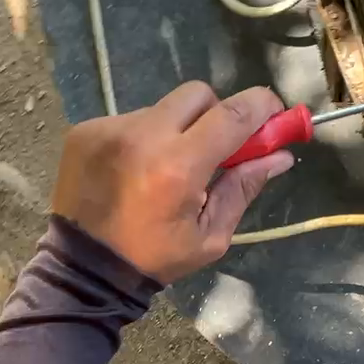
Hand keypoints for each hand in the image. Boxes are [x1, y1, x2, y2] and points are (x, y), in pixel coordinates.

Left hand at [52, 82, 294, 281]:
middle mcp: (143, 135)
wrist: (83, 269)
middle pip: (198, 94)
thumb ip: (242, 190)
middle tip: (214, 147)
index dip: (261, 106)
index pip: (232, 115)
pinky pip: (129, 120)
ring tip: (164, 169)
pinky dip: (141, 139)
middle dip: (215, 113)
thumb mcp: (208, 237)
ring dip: (175, 129)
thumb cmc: (153, 258)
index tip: (273, 112)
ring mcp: (110, 128)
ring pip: (162, 108)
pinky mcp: (86, 130)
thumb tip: (280, 156)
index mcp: (178, 167)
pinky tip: (133, 171)